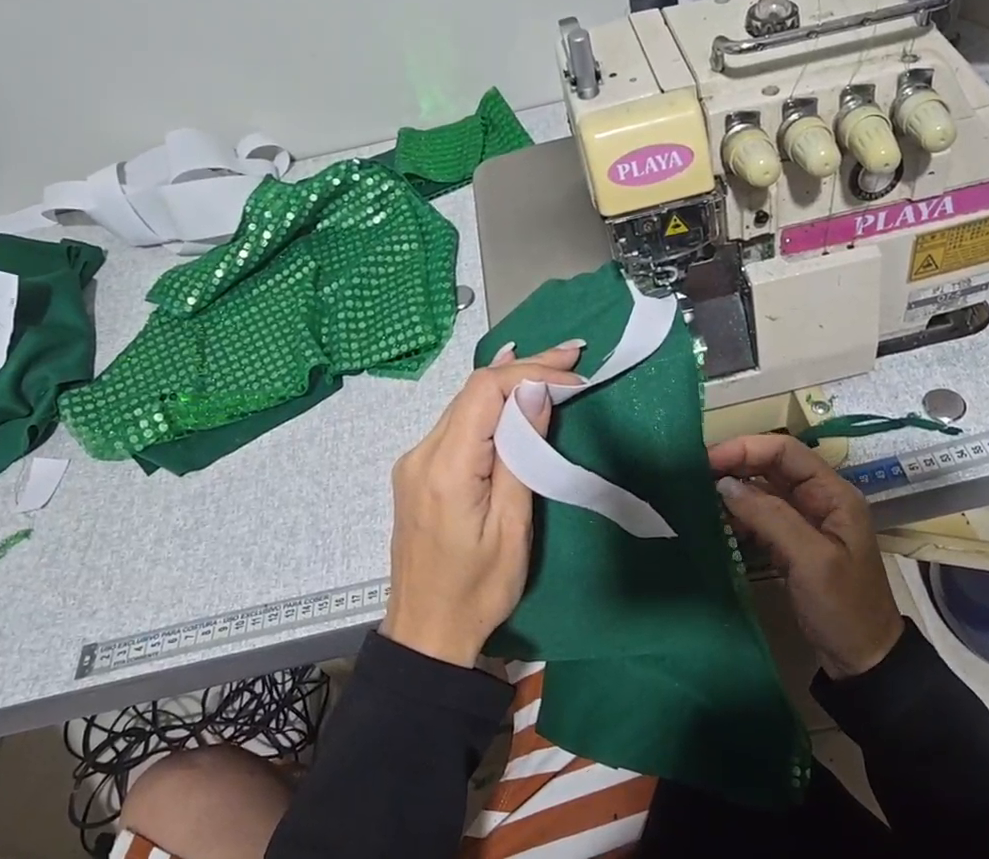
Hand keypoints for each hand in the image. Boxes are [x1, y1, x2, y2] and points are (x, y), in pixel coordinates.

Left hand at [382, 341, 583, 667]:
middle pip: (472, 391)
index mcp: (445, 468)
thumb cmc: (478, 591)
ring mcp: (414, 462)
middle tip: (572, 354)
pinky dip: (490, 405)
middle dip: (523, 368)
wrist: (426, 634)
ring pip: (464, 404)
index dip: (530, 372)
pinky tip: (513, 390)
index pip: (484, 392)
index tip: (573, 375)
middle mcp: (421, 454)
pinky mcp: (418, 472)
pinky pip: (457, 424)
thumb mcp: (512, 528)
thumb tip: (535, 395)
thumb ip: (521, 456)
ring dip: (508, 384)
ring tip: (554, 367)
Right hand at [710, 434, 903, 679]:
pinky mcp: (793, 546)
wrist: (864, 661)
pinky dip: (739, 516)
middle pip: (772, 467)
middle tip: (693, 474)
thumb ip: (770, 516)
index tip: (706, 460)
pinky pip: (761, 518)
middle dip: (735, 465)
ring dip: (734, 490)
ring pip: (764, 491)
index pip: (785, 451)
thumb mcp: (810, 559)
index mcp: (834, 494)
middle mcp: (820, 500)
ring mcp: (806, 523)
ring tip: (698, 495)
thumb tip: (724, 484)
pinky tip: (717, 522)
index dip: (745, 448)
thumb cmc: (844, 607)